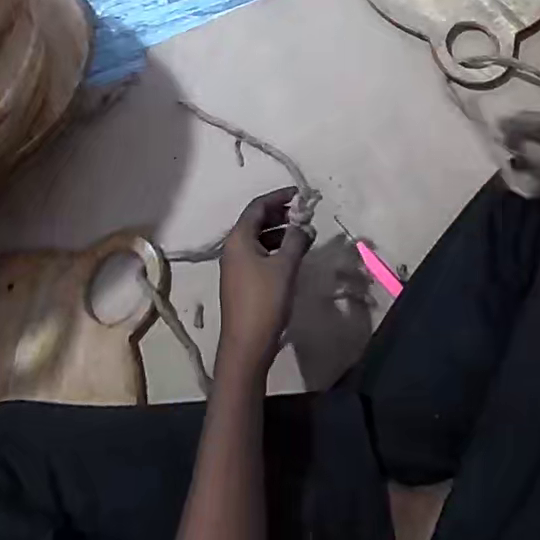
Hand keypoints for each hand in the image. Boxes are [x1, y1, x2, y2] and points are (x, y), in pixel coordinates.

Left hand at [216, 187, 312, 376]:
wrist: (246, 346)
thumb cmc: (264, 301)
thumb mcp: (285, 266)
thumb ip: (296, 240)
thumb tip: (305, 224)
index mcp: (239, 239)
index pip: (258, 206)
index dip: (279, 197)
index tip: (301, 194)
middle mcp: (233, 247)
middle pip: (256, 220)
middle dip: (281, 213)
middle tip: (305, 212)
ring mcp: (236, 265)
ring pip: (259, 237)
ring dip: (280, 231)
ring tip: (303, 232)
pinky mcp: (242, 280)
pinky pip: (259, 253)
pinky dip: (276, 247)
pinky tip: (293, 253)